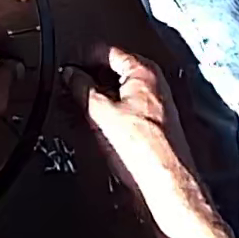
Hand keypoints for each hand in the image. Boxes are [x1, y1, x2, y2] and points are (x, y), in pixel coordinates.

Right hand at [63, 46, 238, 237]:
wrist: (169, 187)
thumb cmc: (146, 151)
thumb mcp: (101, 113)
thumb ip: (81, 88)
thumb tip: (70, 75)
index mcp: (143, 70)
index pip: (105, 50)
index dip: (82, 57)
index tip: (69, 67)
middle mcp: (154, 81)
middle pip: (113, 67)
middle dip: (90, 76)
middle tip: (72, 84)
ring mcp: (158, 101)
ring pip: (120, 87)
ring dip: (99, 93)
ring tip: (81, 104)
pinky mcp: (157, 122)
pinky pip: (128, 103)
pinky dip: (111, 107)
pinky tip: (99, 120)